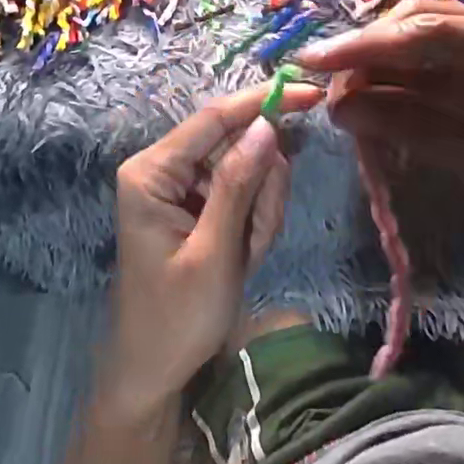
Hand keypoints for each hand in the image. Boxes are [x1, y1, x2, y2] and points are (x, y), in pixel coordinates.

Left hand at [104, 81, 324, 411]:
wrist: (153, 370)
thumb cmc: (176, 316)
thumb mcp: (215, 251)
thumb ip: (239, 184)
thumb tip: (266, 125)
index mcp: (152, 171)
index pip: (213, 118)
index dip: (263, 102)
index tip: (311, 93)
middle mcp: (163, 168)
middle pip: (236, 147)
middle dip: (261, 190)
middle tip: (254, 240)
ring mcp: (181, 186)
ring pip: (246, 172)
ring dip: (259, 212)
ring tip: (243, 256)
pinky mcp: (198, 204)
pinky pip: (242, 195)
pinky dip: (254, 223)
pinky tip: (242, 256)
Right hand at [294, 0, 463, 263]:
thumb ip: (410, 127)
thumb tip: (338, 107)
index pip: (440, 30)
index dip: (371, 44)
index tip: (316, 59)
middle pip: (432, 26)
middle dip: (374, 55)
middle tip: (327, 86)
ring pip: (429, 48)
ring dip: (383, 73)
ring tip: (342, 103)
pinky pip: (438, 75)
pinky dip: (403, 91)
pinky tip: (371, 107)